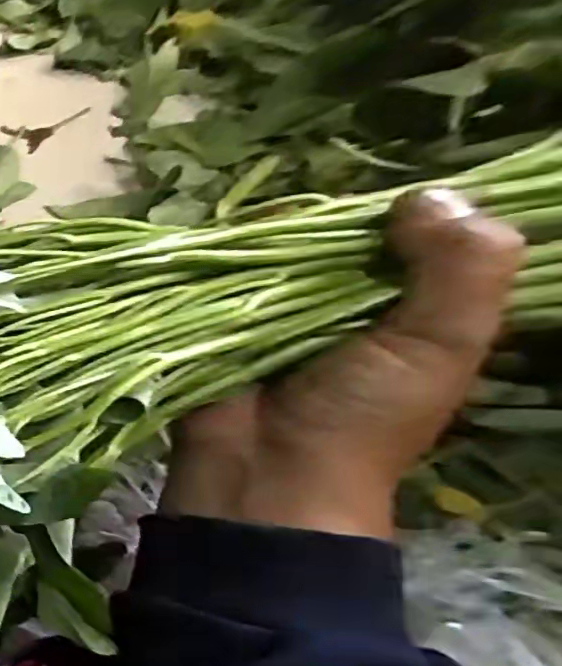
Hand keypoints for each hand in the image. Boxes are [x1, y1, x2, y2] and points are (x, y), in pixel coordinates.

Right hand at [162, 189, 523, 539]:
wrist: (264, 469)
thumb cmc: (361, 417)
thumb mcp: (439, 344)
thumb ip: (460, 269)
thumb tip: (423, 196)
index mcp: (404, 306)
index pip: (408, 240)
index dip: (401, 214)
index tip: (383, 196)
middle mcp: (333, 304)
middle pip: (330, 243)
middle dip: (317, 224)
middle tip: (301, 211)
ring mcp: (264, 316)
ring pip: (266, 259)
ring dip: (256, 243)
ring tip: (248, 224)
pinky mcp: (206, 327)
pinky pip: (208, 285)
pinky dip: (207, 267)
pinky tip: (206, 247)